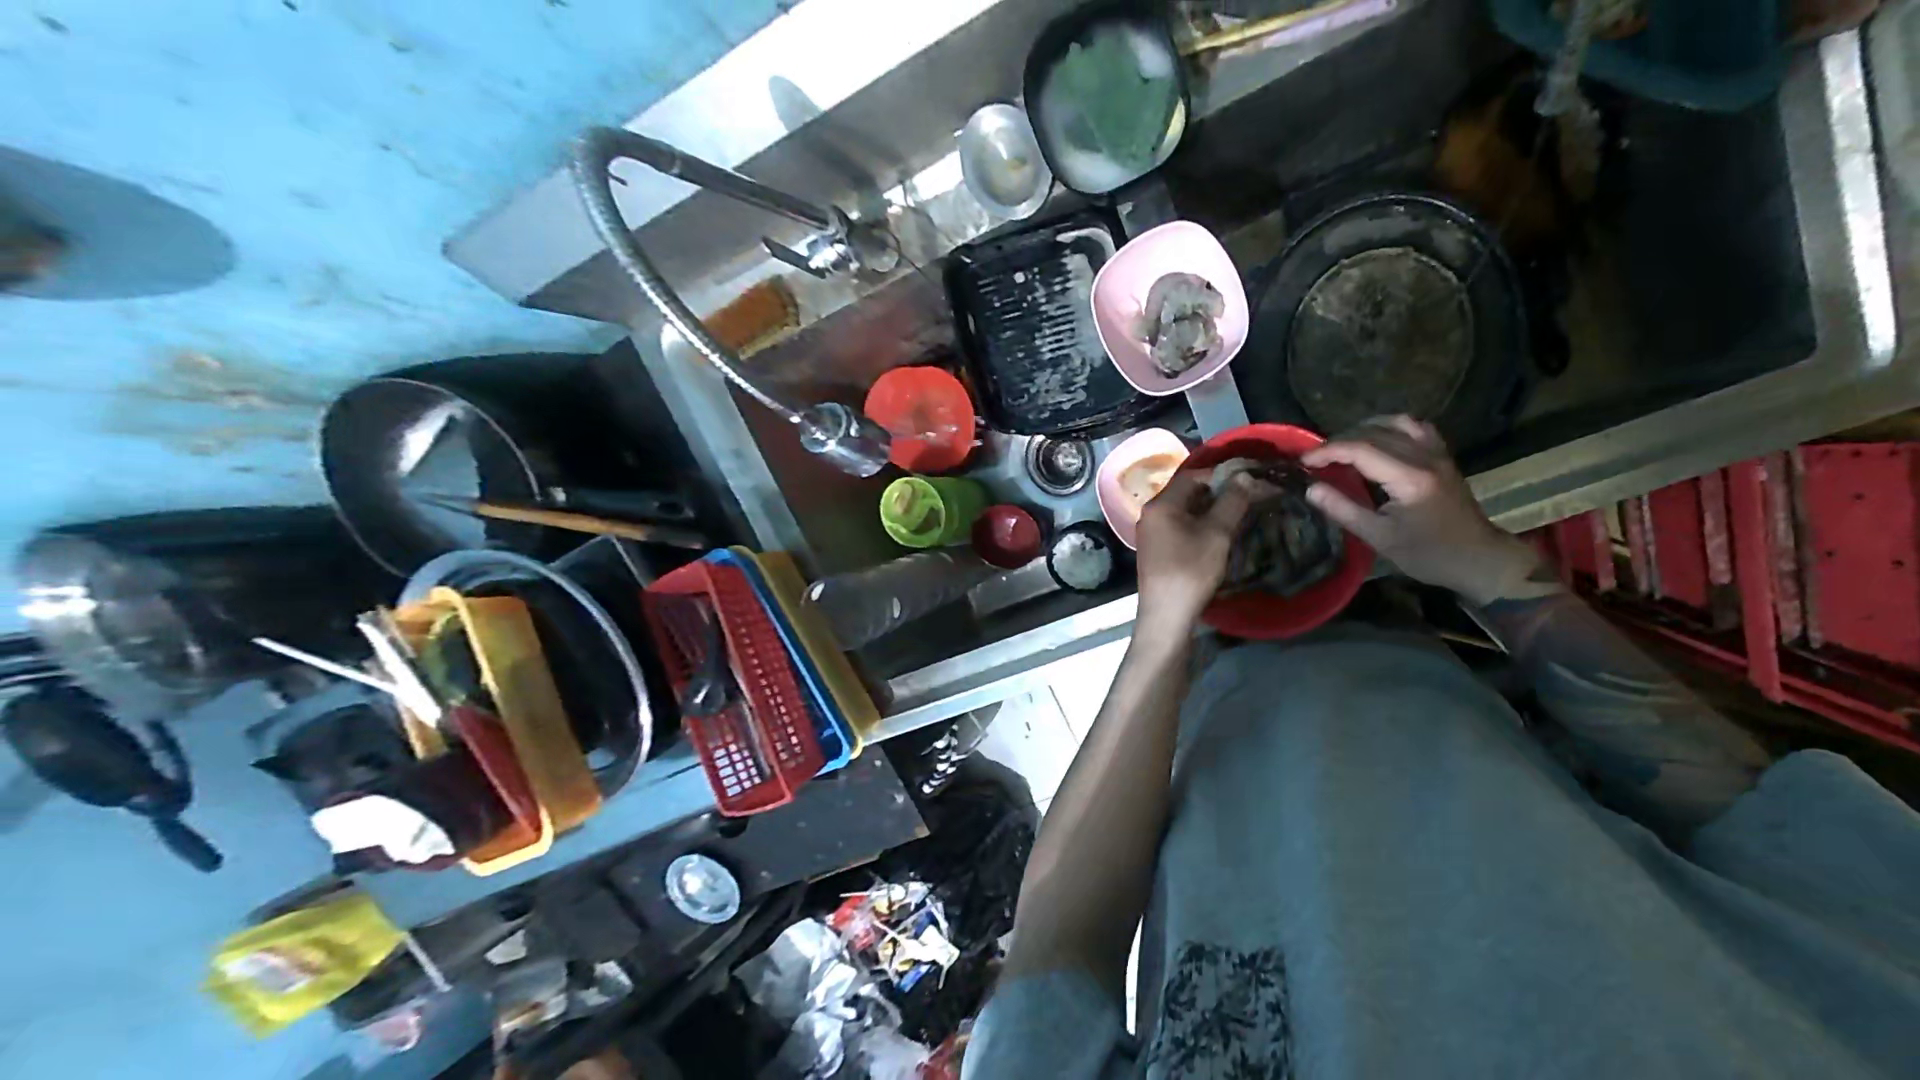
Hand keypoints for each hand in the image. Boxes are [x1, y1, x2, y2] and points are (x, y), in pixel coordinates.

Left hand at [1133, 469, 1256, 636]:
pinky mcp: (1157, 549)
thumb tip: (1246, 476)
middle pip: (1188, 492)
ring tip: (1241, 513)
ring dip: (1212, 509)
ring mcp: (1152, 533)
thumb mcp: (1217, 533)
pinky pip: (1181, 526)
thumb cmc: (1191, 570)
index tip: (1250, 480)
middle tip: (1250, 496)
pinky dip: (1201, 524)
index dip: (1222, 475)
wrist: (1167, 614)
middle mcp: (1151, 514)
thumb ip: (1232, 501)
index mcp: (1160, 504)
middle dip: (1219, 492)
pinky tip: (1221, 532)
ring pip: (1185, 511)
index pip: (1193, 476)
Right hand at [1299, 416, 1554, 606]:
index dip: (1327, 451)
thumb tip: (1310, 489)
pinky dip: (1389, 428)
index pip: (1361, 449)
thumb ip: (1343, 509)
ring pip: (1395, 423)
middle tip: (1316, 460)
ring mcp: (1437, 453)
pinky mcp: (1442, 456)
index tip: (1303, 462)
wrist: (1479, 558)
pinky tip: (1375, 442)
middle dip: (1339, 441)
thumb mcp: (1379, 538)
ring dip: (1363, 430)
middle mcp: (1426, 457)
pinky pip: (1414, 427)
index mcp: (1410, 478)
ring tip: (1343, 448)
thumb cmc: (1428, 554)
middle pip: (1374, 432)